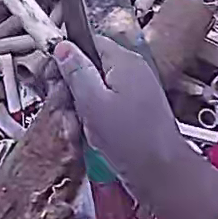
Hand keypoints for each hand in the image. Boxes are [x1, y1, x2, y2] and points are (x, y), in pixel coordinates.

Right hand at [52, 38, 217, 218]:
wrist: (165, 177)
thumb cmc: (131, 141)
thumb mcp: (92, 103)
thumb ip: (76, 71)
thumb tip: (63, 46)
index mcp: (124, 61)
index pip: (88, 41)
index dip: (67, 57)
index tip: (52, 77)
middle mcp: (133, 70)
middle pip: (92, 66)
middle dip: (74, 86)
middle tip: (67, 108)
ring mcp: (138, 91)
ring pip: (98, 88)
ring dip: (84, 106)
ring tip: (80, 127)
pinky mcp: (138, 111)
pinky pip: (109, 104)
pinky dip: (98, 118)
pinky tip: (95, 135)